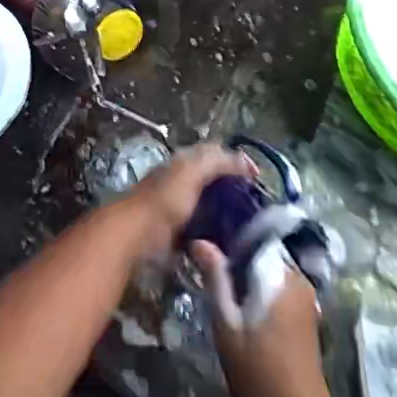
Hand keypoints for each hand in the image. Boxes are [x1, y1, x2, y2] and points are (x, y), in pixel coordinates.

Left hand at [121, 144, 252, 256]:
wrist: (139, 233)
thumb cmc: (165, 198)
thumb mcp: (192, 171)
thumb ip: (216, 161)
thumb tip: (244, 160)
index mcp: (184, 162)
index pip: (214, 154)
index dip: (236, 161)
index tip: (258, 177)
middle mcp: (182, 180)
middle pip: (214, 180)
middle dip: (235, 188)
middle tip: (258, 204)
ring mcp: (180, 207)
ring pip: (211, 206)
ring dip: (228, 213)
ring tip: (251, 225)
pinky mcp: (180, 232)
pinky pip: (204, 229)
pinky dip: (217, 233)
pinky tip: (232, 241)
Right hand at [192, 241, 334, 396]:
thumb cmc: (257, 364)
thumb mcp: (226, 321)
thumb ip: (215, 277)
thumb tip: (199, 239)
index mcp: (280, 273)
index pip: (254, 232)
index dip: (230, 226)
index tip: (208, 224)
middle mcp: (297, 275)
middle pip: (263, 246)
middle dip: (238, 246)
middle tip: (209, 249)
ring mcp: (306, 292)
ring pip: (271, 263)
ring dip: (249, 264)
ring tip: (221, 267)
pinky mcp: (306, 308)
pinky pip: (280, 278)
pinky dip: (261, 278)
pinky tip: (242, 290)